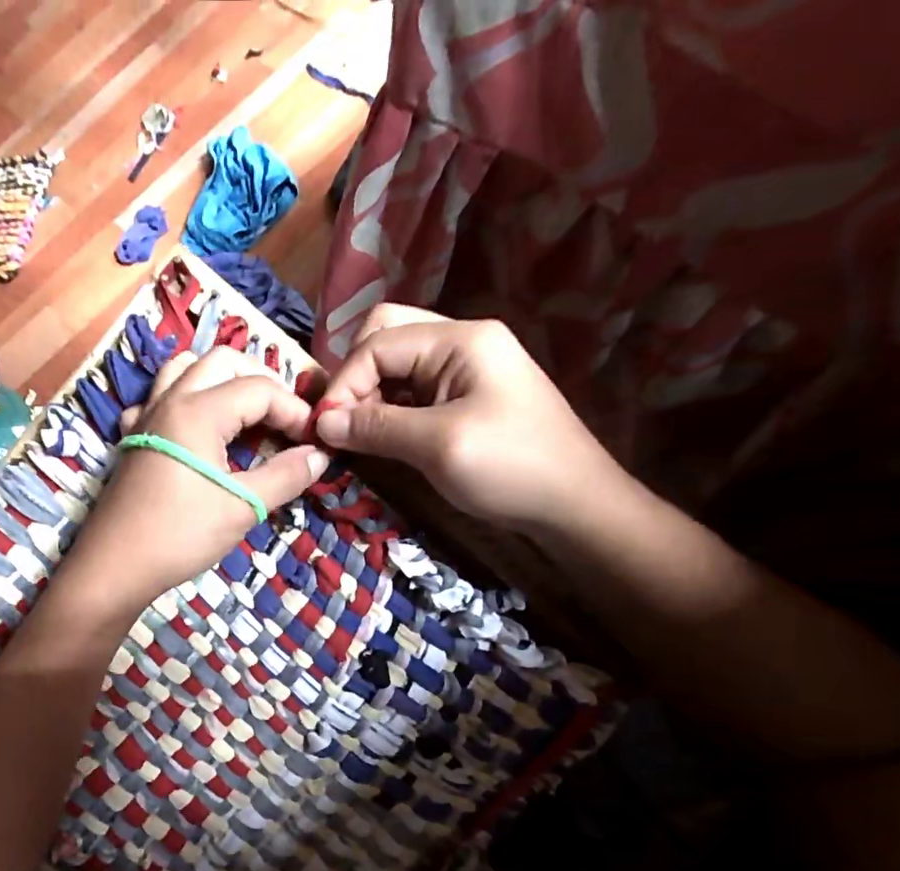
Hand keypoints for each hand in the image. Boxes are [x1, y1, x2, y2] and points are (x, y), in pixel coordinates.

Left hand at [60, 348, 328, 611]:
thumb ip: (285, 476)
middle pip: (223, 362)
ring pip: (187, 370)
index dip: (294, 410)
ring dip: (223, 382)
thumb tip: (320, 456)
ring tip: (246, 416)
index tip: (312, 442)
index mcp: (199, 410)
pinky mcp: (135, 438)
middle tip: (284, 420)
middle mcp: (171, 400)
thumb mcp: (242, 507)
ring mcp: (147, 415)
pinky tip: (197, 432)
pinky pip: (160, 399)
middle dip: (261, 383)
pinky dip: (186, 401)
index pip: (259, 389)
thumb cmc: (180, 534)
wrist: (114, 567)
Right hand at [315, 304, 621, 532]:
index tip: (325, 428)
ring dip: (372, 394)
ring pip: (399, 364)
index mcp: (461, 339)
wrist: (577, 504)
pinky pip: (417, 389)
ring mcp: (468, 368)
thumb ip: (377, 427)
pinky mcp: (470, 396)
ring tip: (357, 435)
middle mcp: (463, 341)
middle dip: (356, 377)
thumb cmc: (513, 469)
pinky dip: (393, 409)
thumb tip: (322, 423)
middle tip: (342, 423)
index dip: (345, 382)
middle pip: (387, 337)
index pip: (379, 341)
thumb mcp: (439, 447)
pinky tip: (385, 437)